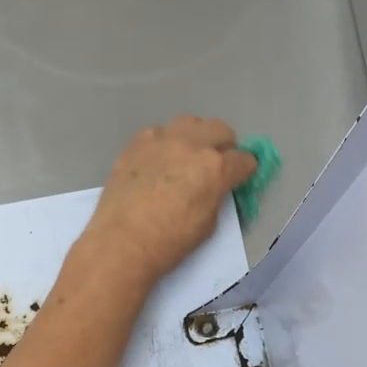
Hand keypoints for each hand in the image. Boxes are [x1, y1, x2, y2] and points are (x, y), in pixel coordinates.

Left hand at [80, 116, 257, 280]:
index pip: (244, 159)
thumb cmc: (167, 243)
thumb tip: (215, 188)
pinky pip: (159, 132)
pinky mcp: (137, 143)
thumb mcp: (207, 225)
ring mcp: (162, 139)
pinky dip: (166, 142)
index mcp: (215, 168)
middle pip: (220, 129)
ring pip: (190, 123)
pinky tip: (159, 161)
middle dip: (225, 145)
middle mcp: (192, 144)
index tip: (241, 177)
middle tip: (218, 164)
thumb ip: (216, 197)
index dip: (245, 169)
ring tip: (188, 157)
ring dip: (196, 137)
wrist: (120, 243)